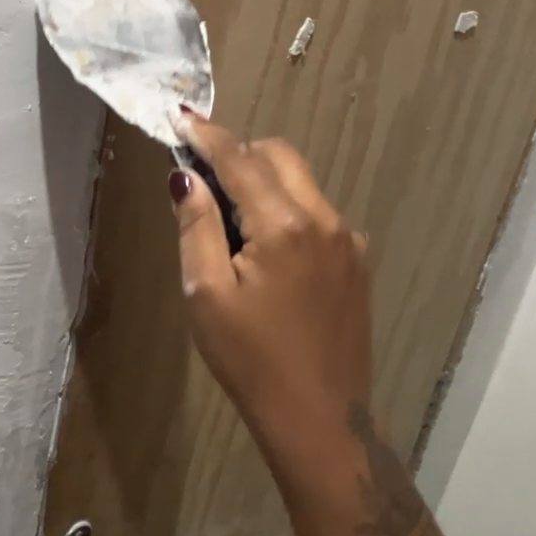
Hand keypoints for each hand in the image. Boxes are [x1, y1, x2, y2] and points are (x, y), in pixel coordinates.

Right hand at [169, 112, 372, 446]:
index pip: (241, 159)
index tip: (179, 117)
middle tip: (198, 171)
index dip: (206, 136)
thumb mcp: (206, 292)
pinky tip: (261, 247)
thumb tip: (185, 177)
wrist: (319, 418)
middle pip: (279, 157)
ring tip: (225, 215)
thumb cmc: (249, 358)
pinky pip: (316, 213)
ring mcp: (349, 241)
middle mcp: (326, 220)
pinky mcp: (357, 263)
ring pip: (300, 183)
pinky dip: (284, 207)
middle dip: (237, 151)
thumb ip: (196, 226)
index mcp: (285, 225)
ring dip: (261, 179)